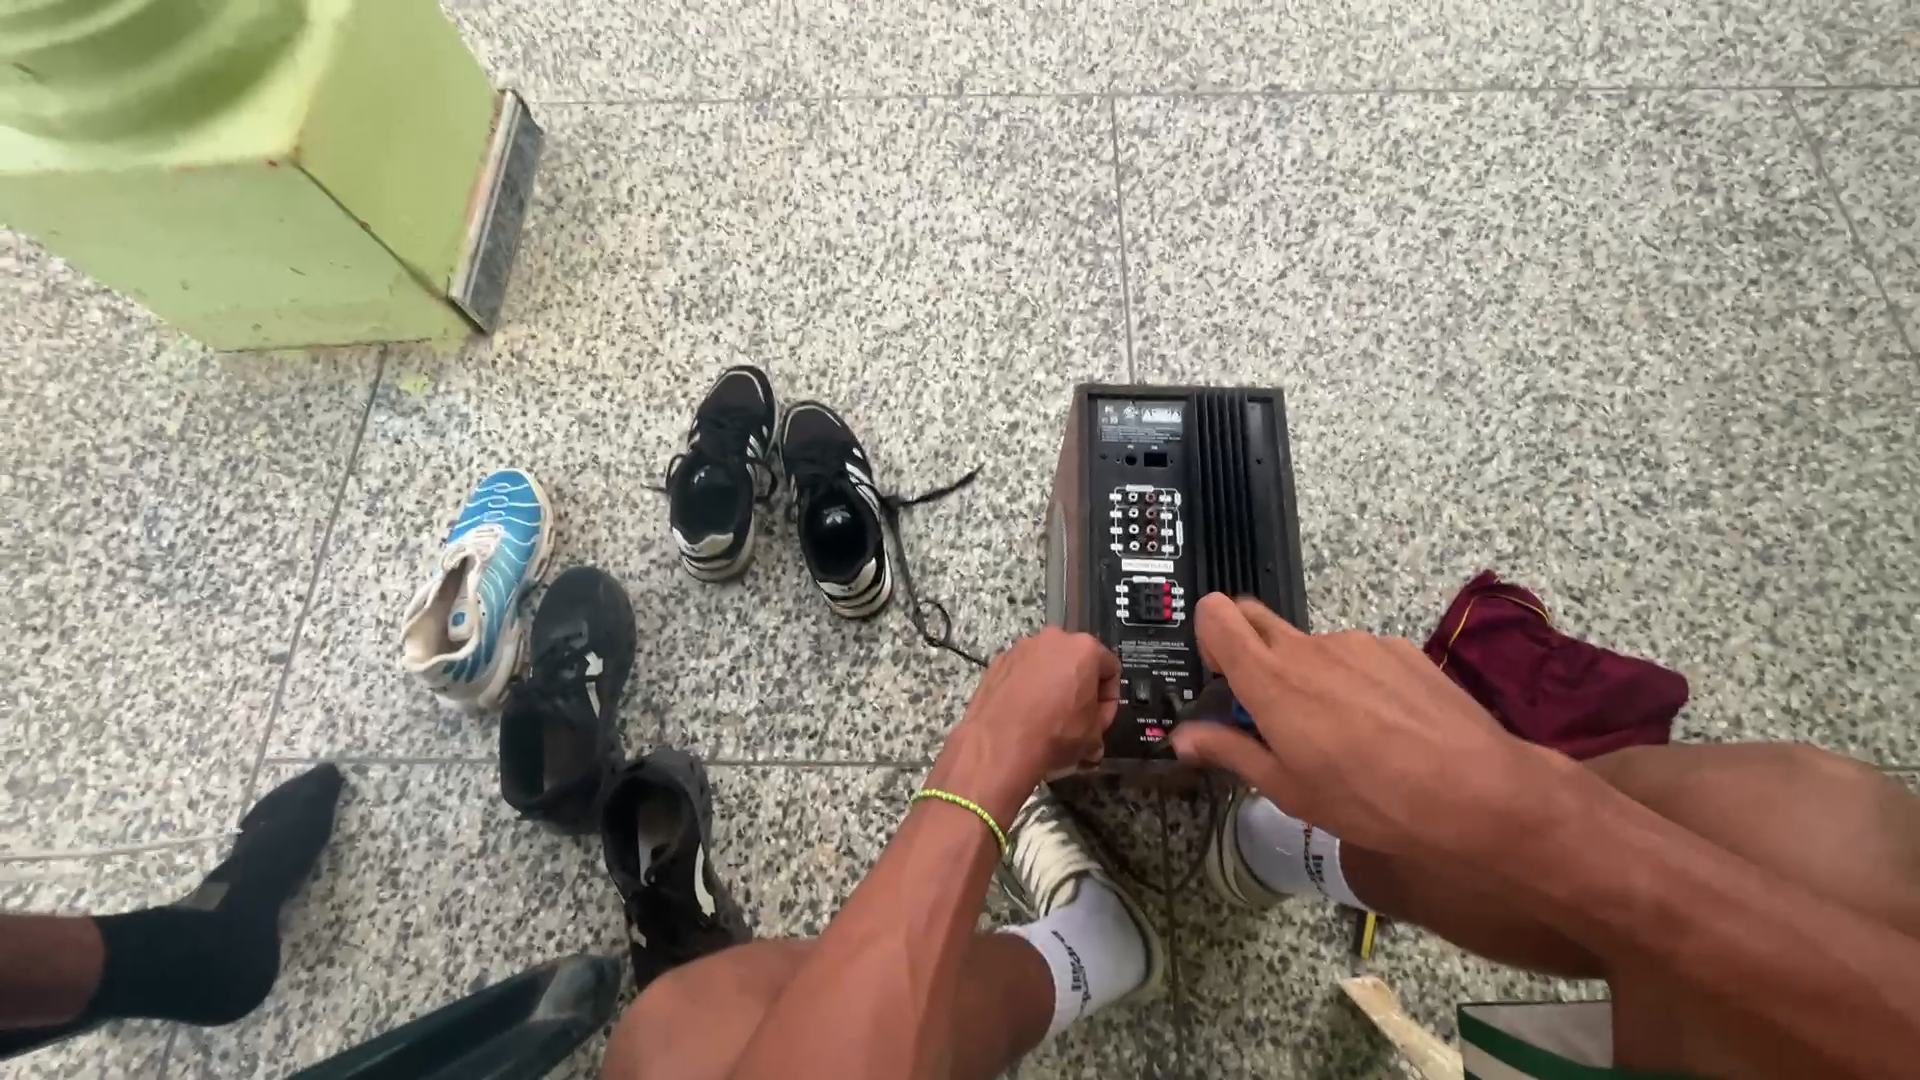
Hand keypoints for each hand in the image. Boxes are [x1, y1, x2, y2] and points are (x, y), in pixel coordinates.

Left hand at [931, 628, 1120, 817]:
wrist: (999, 744)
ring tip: (1048, 717)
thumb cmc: (1054, 734)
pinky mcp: (998, 660)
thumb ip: (1099, 724)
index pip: (1110, 669)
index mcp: (1084, 649)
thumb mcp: (1093, 736)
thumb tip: (1092, 732)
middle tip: (1077, 717)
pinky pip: (1022, 671)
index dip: (1108, 698)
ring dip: (1052, 684)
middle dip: (1080, 687)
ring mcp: (1022, 647)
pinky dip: (1027, 686)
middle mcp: (1053, 639)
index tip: (1100, 718)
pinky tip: (1024, 712)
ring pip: (1047, 664)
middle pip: (1076, 661)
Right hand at [1170, 594, 1565, 857]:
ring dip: (1308, 673)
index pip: (1215, 613)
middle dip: (1249, 647)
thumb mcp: (1287, 789)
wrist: (1480, 795)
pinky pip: (1356, 653)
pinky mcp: (1396, 648)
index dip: (1208, 635)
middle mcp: (1306, 648)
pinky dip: (1353, 679)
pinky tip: (1382, 724)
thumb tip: (1183, 739)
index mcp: (1270, 679)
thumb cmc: (1370, 800)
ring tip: (1342, 730)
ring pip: (1309, 644)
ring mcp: (1355, 643)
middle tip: (1269, 702)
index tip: (1221, 674)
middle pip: (1253, 616)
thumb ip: (1229, 751)